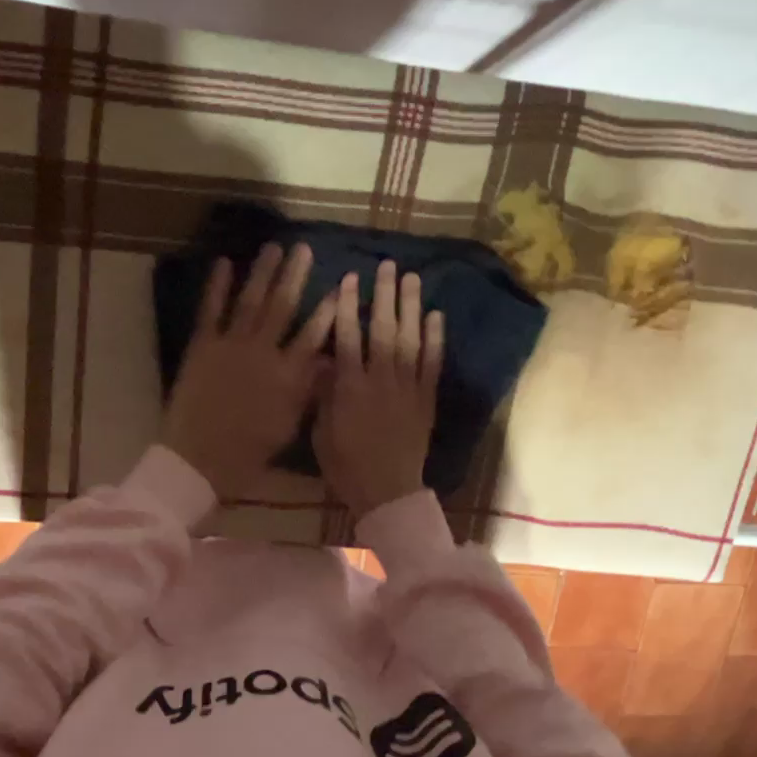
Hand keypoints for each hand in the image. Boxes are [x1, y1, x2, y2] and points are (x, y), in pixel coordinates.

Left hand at [162, 243, 338, 499]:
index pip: (313, 336)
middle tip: (305, 249)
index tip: (338, 287)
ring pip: (251, 301)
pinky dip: (217, 286)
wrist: (197, 460)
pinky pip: (211, 310)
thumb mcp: (286, 428)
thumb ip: (307, 392)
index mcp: (287, 376)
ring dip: (262, 272)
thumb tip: (329, 363)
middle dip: (295, 276)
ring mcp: (231, 346)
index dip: (327, 310)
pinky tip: (224, 263)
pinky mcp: (203, 347)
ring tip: (274, 247)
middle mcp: (263, 353)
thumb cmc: (246, 455)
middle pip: (283, 307)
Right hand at [316, 260, 444, 515]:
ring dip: (411, 307)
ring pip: (411, 339)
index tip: (348, 279)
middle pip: (383, 329)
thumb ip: (325, 395)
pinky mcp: (426, 399)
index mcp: (350, 387)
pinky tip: (435, 316)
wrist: (387, 491)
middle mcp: (380, 379)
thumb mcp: (322, 432)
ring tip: (411, 279)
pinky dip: (435, 338)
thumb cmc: (346, 465)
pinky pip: (432, 363)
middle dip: (384, 296)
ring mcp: (407, 388)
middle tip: (387, 266)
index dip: (347, 306)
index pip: (348, 337)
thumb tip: (324, 361)